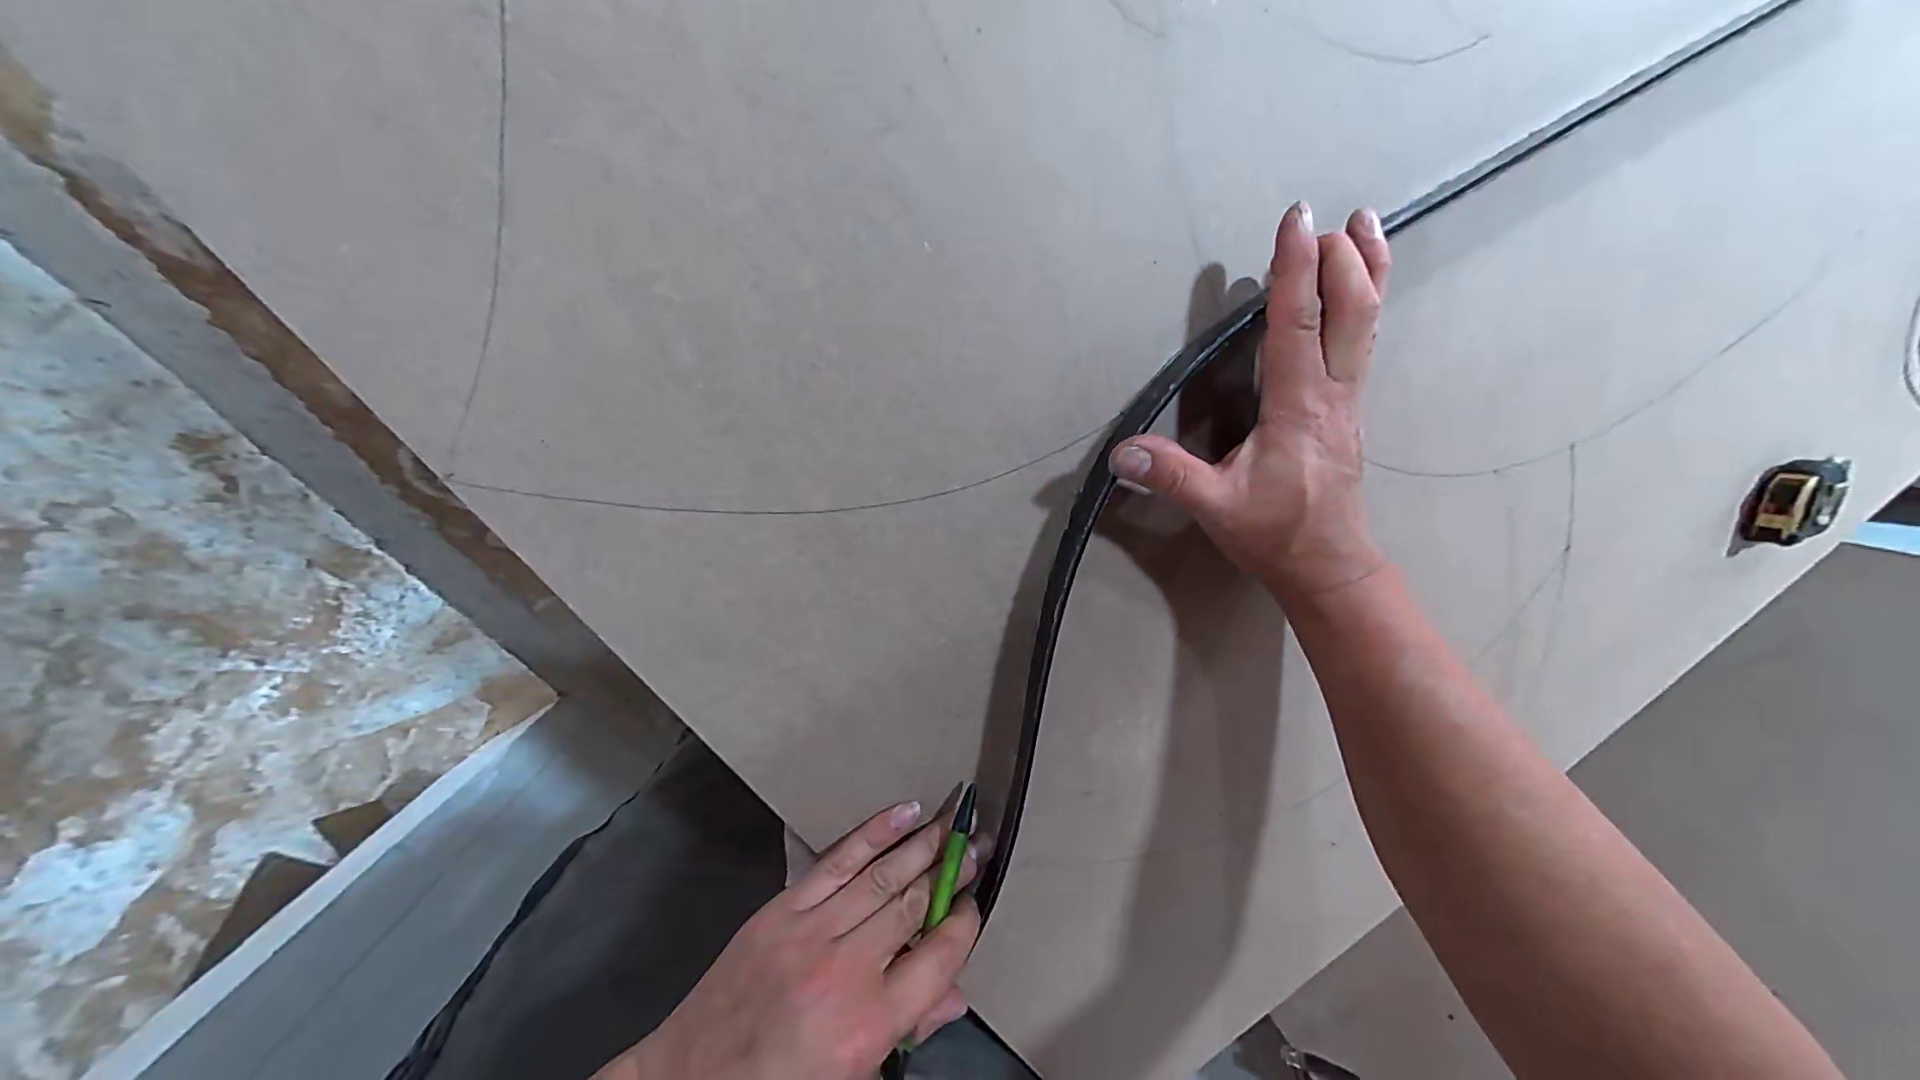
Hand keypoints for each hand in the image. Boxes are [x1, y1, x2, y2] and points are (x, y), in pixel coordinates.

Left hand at [600, 800, 987, 1079]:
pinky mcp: (783, 908)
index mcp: (869, 1023)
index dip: (965, 923)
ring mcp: (810, 931)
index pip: (939, 957)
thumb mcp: (855, 1076)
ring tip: (952, 823)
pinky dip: (875, 832)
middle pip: (914, 905)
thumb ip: (908, 1030)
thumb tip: (956, 992)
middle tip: (977, 846)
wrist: (693, 1079)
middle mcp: (845, 970)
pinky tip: (905, 812)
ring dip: (923, 844)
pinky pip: (838, 860)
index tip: (974, 903)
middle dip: (952, 872)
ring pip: (883, 875)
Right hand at [1110, 202, 1392, 601]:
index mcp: (1298, 409)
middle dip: (1342, 260)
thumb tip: (1121, 452)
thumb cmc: (1273, 535)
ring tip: (1365, 227)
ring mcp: (1348, 403)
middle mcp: (1332, 396)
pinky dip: (1365, 304)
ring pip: (1369, 325)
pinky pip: (1364, 344)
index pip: (1298, 327)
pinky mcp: (1348, 413)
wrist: (1327, 566)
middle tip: (1328, 219)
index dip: (1295, 272)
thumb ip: (1171, 476)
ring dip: (1368, 272)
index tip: (1295, 222)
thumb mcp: (1215, 508)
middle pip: (1352, 313)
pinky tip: (1360, 292)